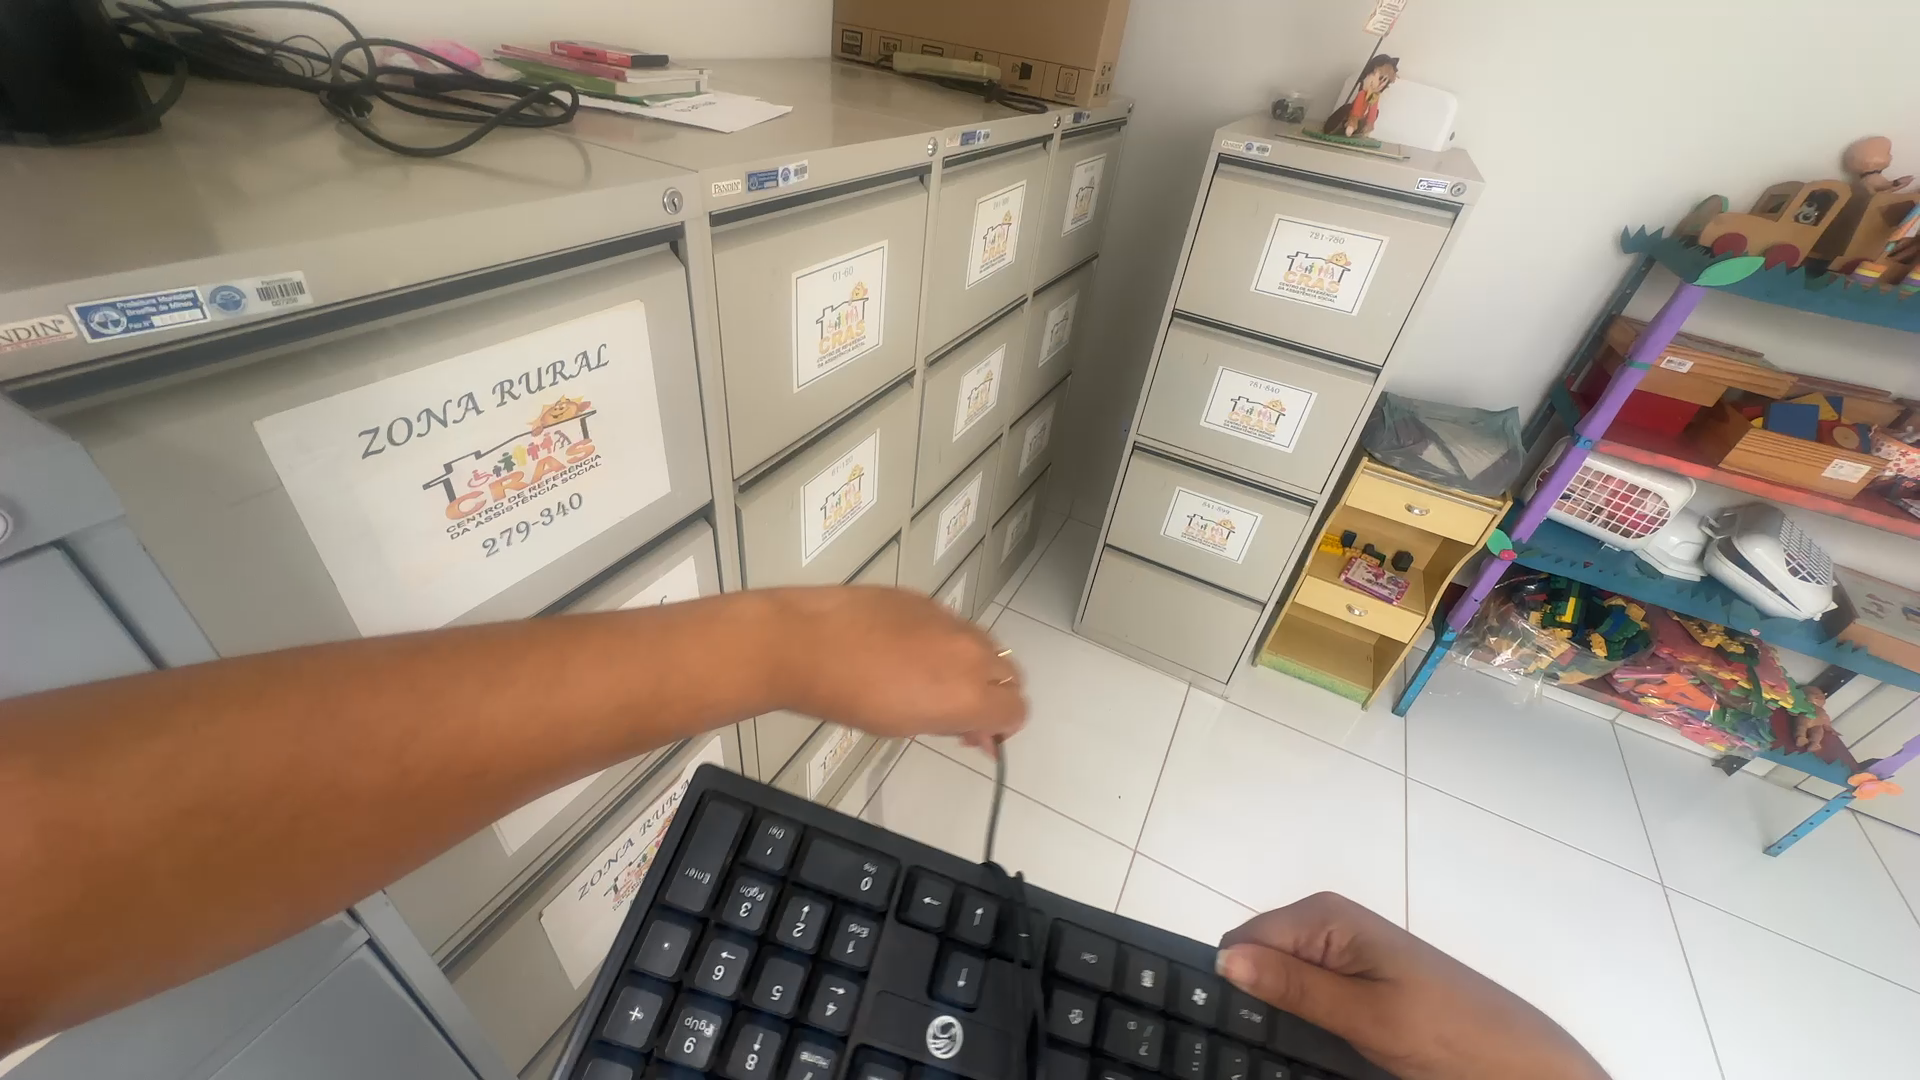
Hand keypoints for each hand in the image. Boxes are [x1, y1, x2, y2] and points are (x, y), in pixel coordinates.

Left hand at [761, 586, 1024, 751]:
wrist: (807, 642)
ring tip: (929, 677)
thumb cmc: (851, 700)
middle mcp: (972, 653)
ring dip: (974, 666)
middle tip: (956, 707)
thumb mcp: (906, 725)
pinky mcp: (928, 599)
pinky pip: (954, 625)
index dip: (1001, 727)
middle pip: (1011, 675)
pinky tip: (905, 648)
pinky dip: (946, 641)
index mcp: (970, 694)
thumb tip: (977, 730)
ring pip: (986, 645)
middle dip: (994, 694)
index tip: (972, 732)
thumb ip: (952, 723)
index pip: (1016, 711)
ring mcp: (951, 620)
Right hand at [1215, 893, 1606, 1079]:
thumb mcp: (1368, 1018)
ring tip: (1286, 1053)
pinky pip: (1309, 993)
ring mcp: (1346, 953)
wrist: (1535, 1072)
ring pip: (1281, 979)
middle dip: (1256, 999)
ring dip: (1280, 1014)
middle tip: (1262, 1050)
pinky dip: (1304, 1021)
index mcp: (1324, 916)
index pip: (1244, 939)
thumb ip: (1294, 987)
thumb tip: (1223, 959)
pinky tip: (1311, 1051)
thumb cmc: (1452, 1037)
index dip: (1233, 981)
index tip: (1229, 1029)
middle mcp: (1328, 924)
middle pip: (1260, 957)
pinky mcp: (1360, 982)